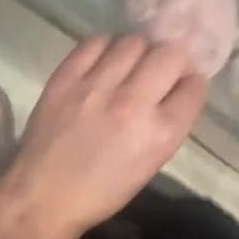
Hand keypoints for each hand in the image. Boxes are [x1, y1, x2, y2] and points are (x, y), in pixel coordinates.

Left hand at [0, 34, 208, 238]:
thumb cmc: (102, 190)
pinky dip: (105, 47)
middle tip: (158, 69)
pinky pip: (95, 43)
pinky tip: (103, 61)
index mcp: (161, 133)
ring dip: (139, 51)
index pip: (194, 86)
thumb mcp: (151, 164)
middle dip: (172, 59)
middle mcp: (133, 103)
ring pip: (134, 41)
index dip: (190, 83)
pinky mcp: (65, 79)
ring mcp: (96, 87)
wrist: (44, 197)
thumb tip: (176, 87)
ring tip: (129, 65)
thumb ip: (168, 123)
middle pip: (170, 53)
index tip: (181, 85)